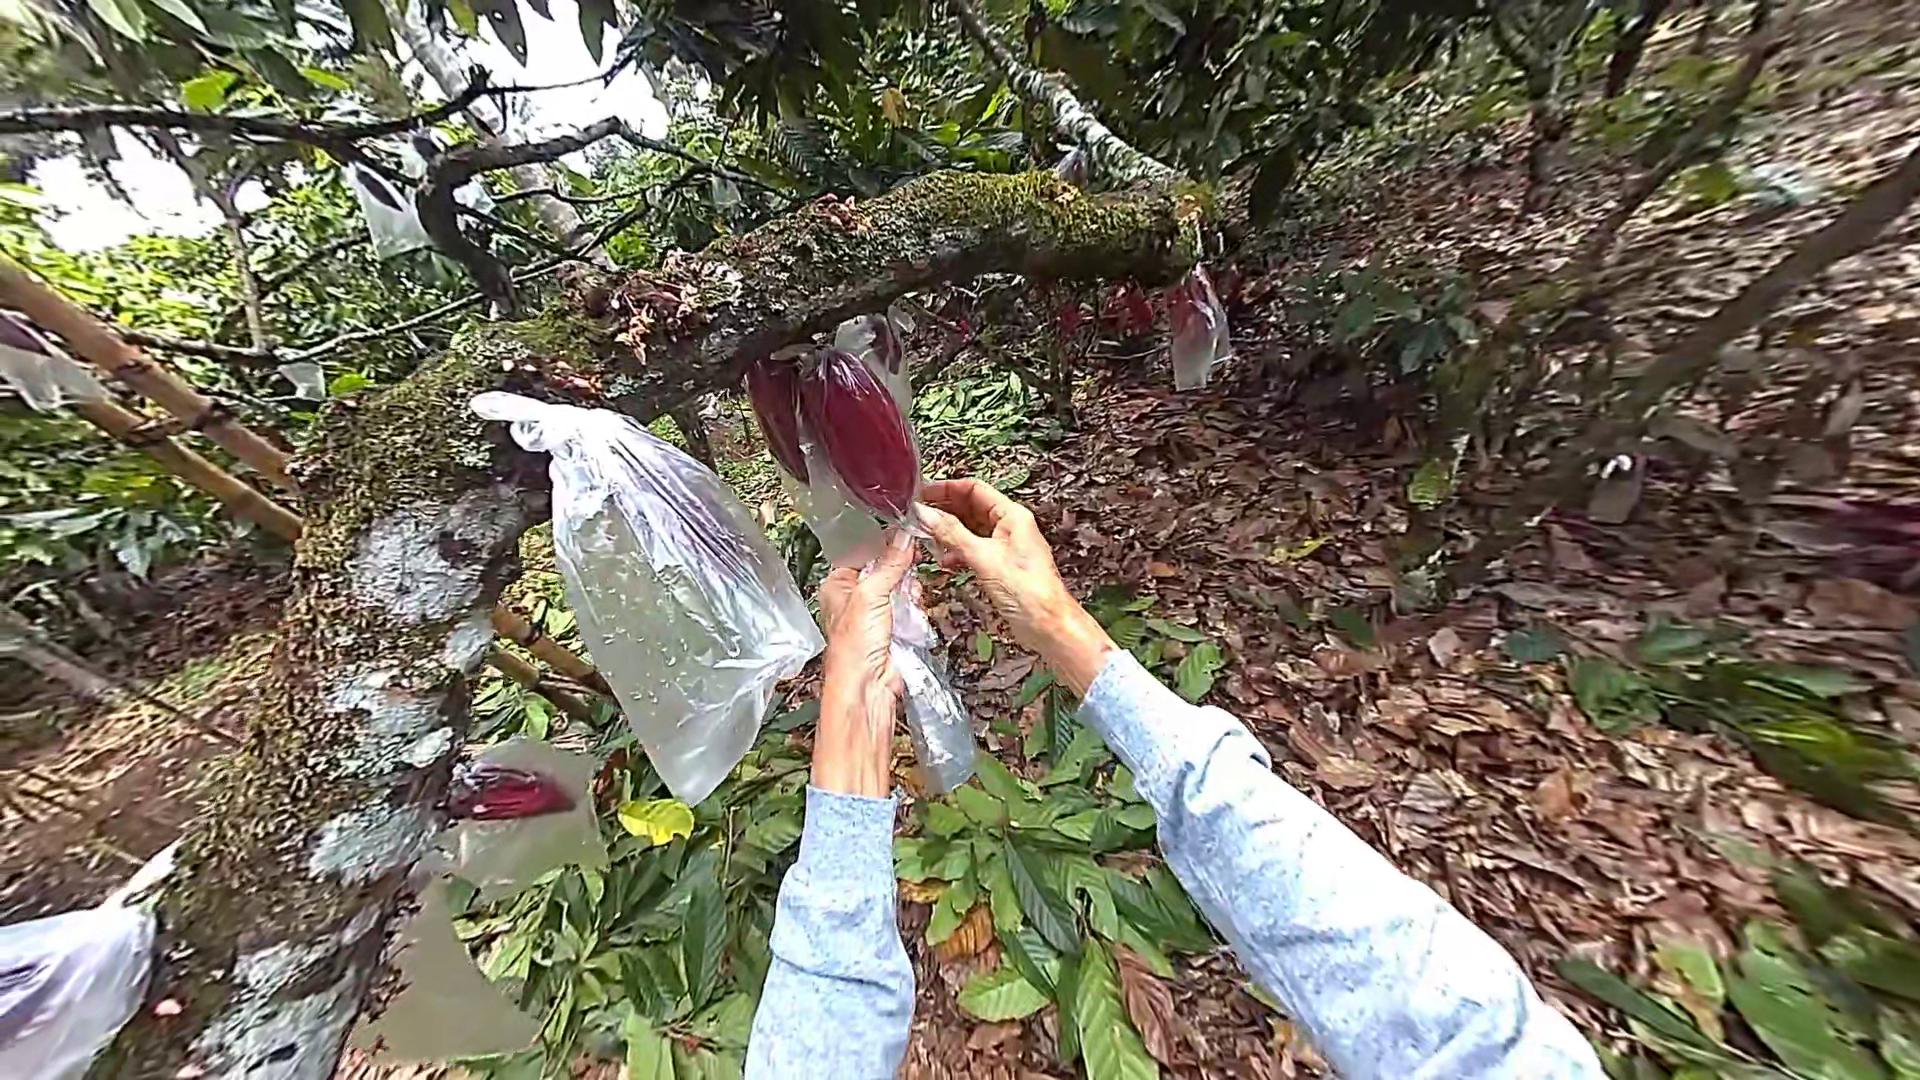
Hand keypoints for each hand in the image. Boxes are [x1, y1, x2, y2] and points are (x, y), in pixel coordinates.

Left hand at [814, 531, 914, 796]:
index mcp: (838, 584)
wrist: (868, 688)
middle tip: (910, 569)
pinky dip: (915, 608)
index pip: (864, 551)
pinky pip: (909, 606)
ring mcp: (875, 611)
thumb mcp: (871, 595)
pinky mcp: (893, 626)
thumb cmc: (854, 647)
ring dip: (909, 591)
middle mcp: (855, 596)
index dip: (885, 543)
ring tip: (909, 600)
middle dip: (901, 571)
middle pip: (886, 568)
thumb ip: (890, 564)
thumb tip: (903, 537)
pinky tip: (914, 612)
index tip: (906, 534)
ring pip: (901, 586)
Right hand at [916, 478, 1114, 695]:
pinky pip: (974, 549)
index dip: (947, 488)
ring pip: (971, 529)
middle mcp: (1010, 527)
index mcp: (1013, 516)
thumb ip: (952, 533)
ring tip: (928, 537)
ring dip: (949, 532)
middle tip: (920, 514)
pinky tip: (946, 562)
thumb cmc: (1029, 591)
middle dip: (945, 510)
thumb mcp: (983, 557)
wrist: (1048, 625)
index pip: (975, 489)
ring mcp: (1006, 546)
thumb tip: (927, 514)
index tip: (924, 494)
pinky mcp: (1001, 565)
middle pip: (971, 507)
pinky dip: (958, 552)